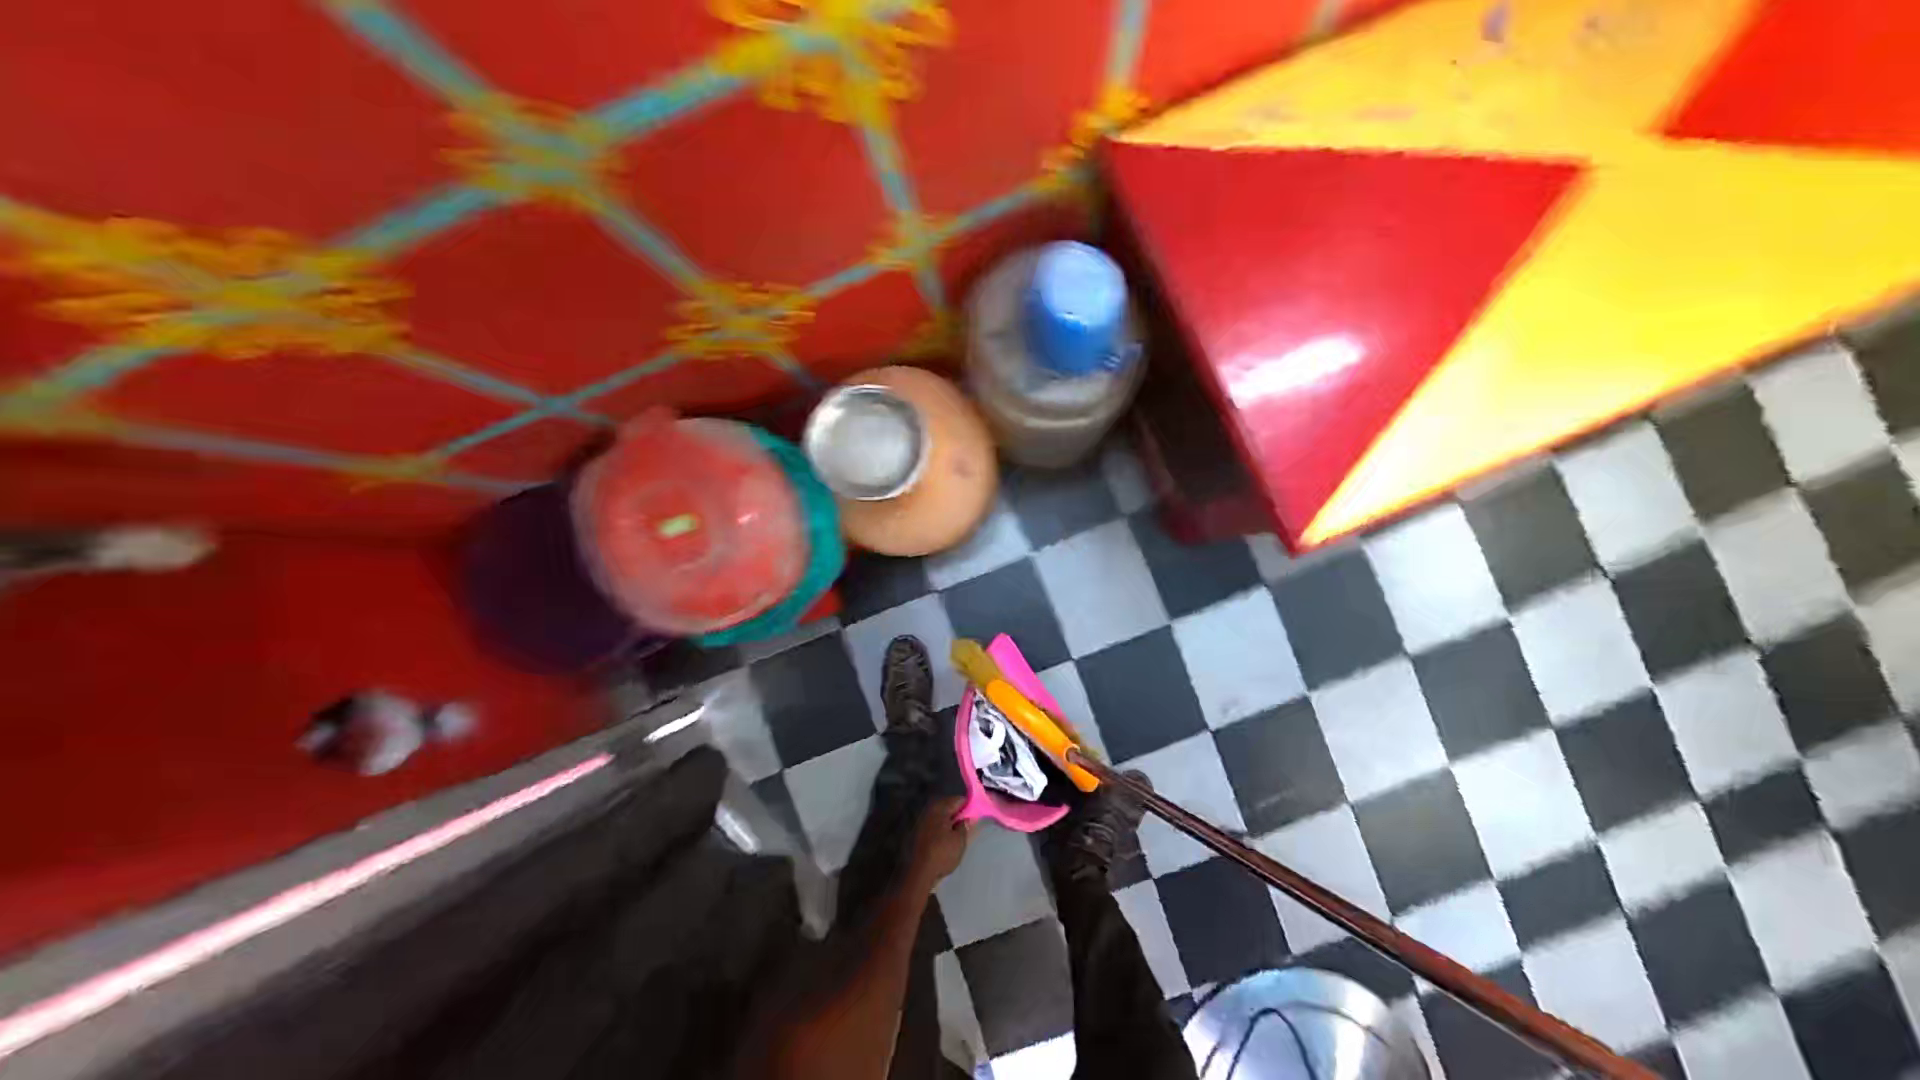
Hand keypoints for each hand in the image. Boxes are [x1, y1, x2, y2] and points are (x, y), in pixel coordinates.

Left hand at [907, 797, 970, 889]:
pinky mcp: (920, 832)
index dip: (969, 805)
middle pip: (948, 806)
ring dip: (950, 820)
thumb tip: (966, 818)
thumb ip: (964, 826)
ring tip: (959, 831)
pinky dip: (943, 827)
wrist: (921, 871)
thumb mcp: (960, 840)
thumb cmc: (943, 853)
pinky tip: (948, 837)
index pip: (958, 800)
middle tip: (968, 823)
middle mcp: (930, 811)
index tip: (976, 813)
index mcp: (940, 809)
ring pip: (941, 815)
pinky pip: (935, 824)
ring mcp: (923, 821)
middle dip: (959, 812)